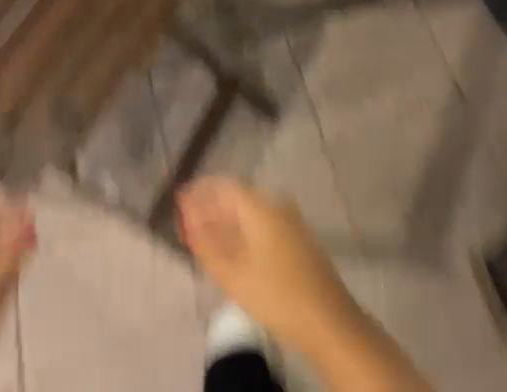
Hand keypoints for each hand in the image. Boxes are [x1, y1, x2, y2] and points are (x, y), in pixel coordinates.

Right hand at [176, 176, 363, 354]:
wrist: (328, 321)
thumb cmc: (277, 296)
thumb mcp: (233, 275)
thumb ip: (206, 244)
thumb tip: (187, 219)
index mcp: (261, 207)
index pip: (224, 186)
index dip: (199, 191)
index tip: (179, 203)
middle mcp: (278, 206)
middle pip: (237, 198)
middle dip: (211, 209)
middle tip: (187, 226)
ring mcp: (292, 221)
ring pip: (251, 212)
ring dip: (227, 222)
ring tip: (204, 241)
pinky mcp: (298, 239)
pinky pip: (263, 224)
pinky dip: (244, 232)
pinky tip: (232, 252)